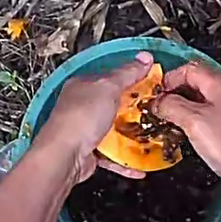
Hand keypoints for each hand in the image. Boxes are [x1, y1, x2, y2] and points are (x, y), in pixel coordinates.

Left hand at [31, 52, 153, 183]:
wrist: (64, 156)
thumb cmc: (80, 118)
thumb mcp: (108, 87)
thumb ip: (128, 73)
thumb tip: (144, 58)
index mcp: (83, 85)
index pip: (111, 77)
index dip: (132, 78)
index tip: (152, 83)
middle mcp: (82, 107)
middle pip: (114, 105)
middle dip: (135, 110)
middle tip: (156, 110)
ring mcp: (85, 130)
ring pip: (115, 131)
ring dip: (132, 136)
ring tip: (152, 136)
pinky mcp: (90, 152)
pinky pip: (112, 155)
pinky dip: (126, 160)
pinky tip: (140, 163)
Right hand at [149, 62, 220, 191]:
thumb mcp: (193, 121)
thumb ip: (172, 106)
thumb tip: (158, 102)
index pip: (189, 69)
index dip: (169, 79)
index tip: (156, 95)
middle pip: (195, 81)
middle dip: (174, 92)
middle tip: (158, 107)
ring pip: (201, 98)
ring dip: (182, 105)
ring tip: (168, 119)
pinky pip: (208, 111)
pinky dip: (193, 116)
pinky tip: (185, 129)